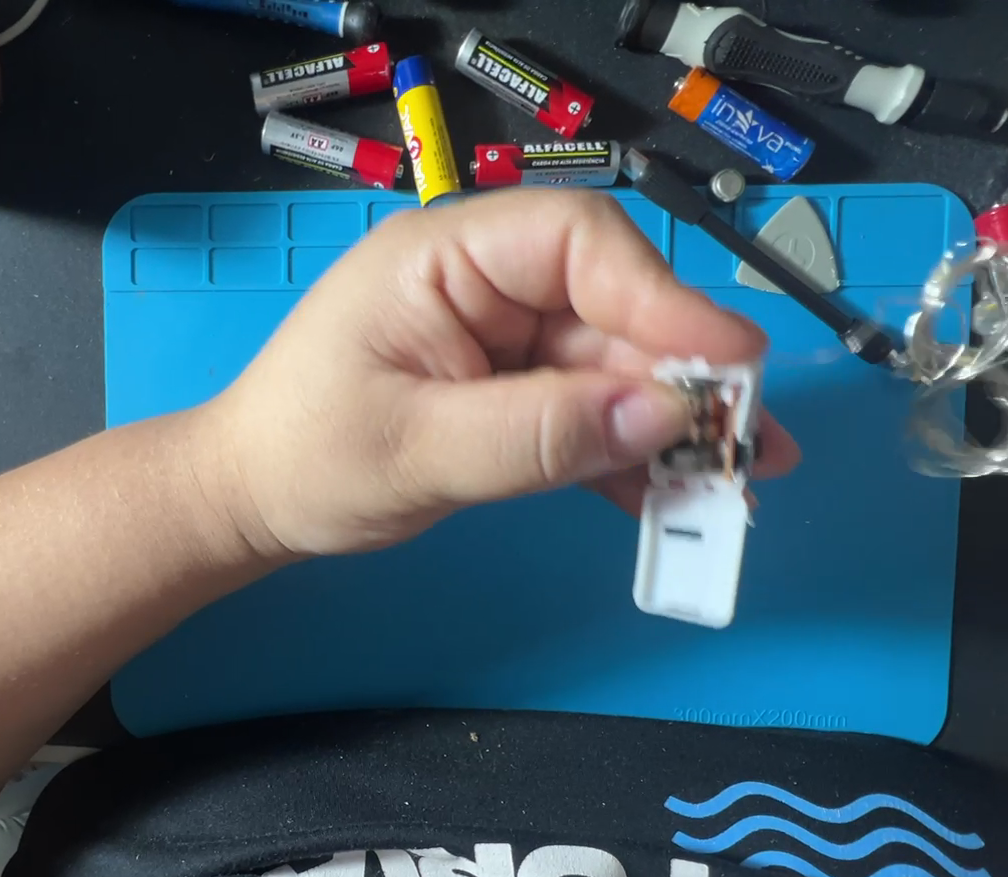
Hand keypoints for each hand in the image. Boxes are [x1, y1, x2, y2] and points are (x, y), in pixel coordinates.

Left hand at [201, 189, 799, 559]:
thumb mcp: (412, 449)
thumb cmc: (305, 459)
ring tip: (732, 479)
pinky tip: (661, 495)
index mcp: (442, 260)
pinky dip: (617, 457)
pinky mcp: (500, 397)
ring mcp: (494, 346)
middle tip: (752, 443)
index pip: (575, 244)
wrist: (255, 502)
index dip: (659, 297)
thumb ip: (532, 433)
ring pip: (602, 372)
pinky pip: (576, 416)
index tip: (725, 363)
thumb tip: (660, 414)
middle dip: (677, 379)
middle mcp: (479, 290)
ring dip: (664, 426)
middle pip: (605, 313)